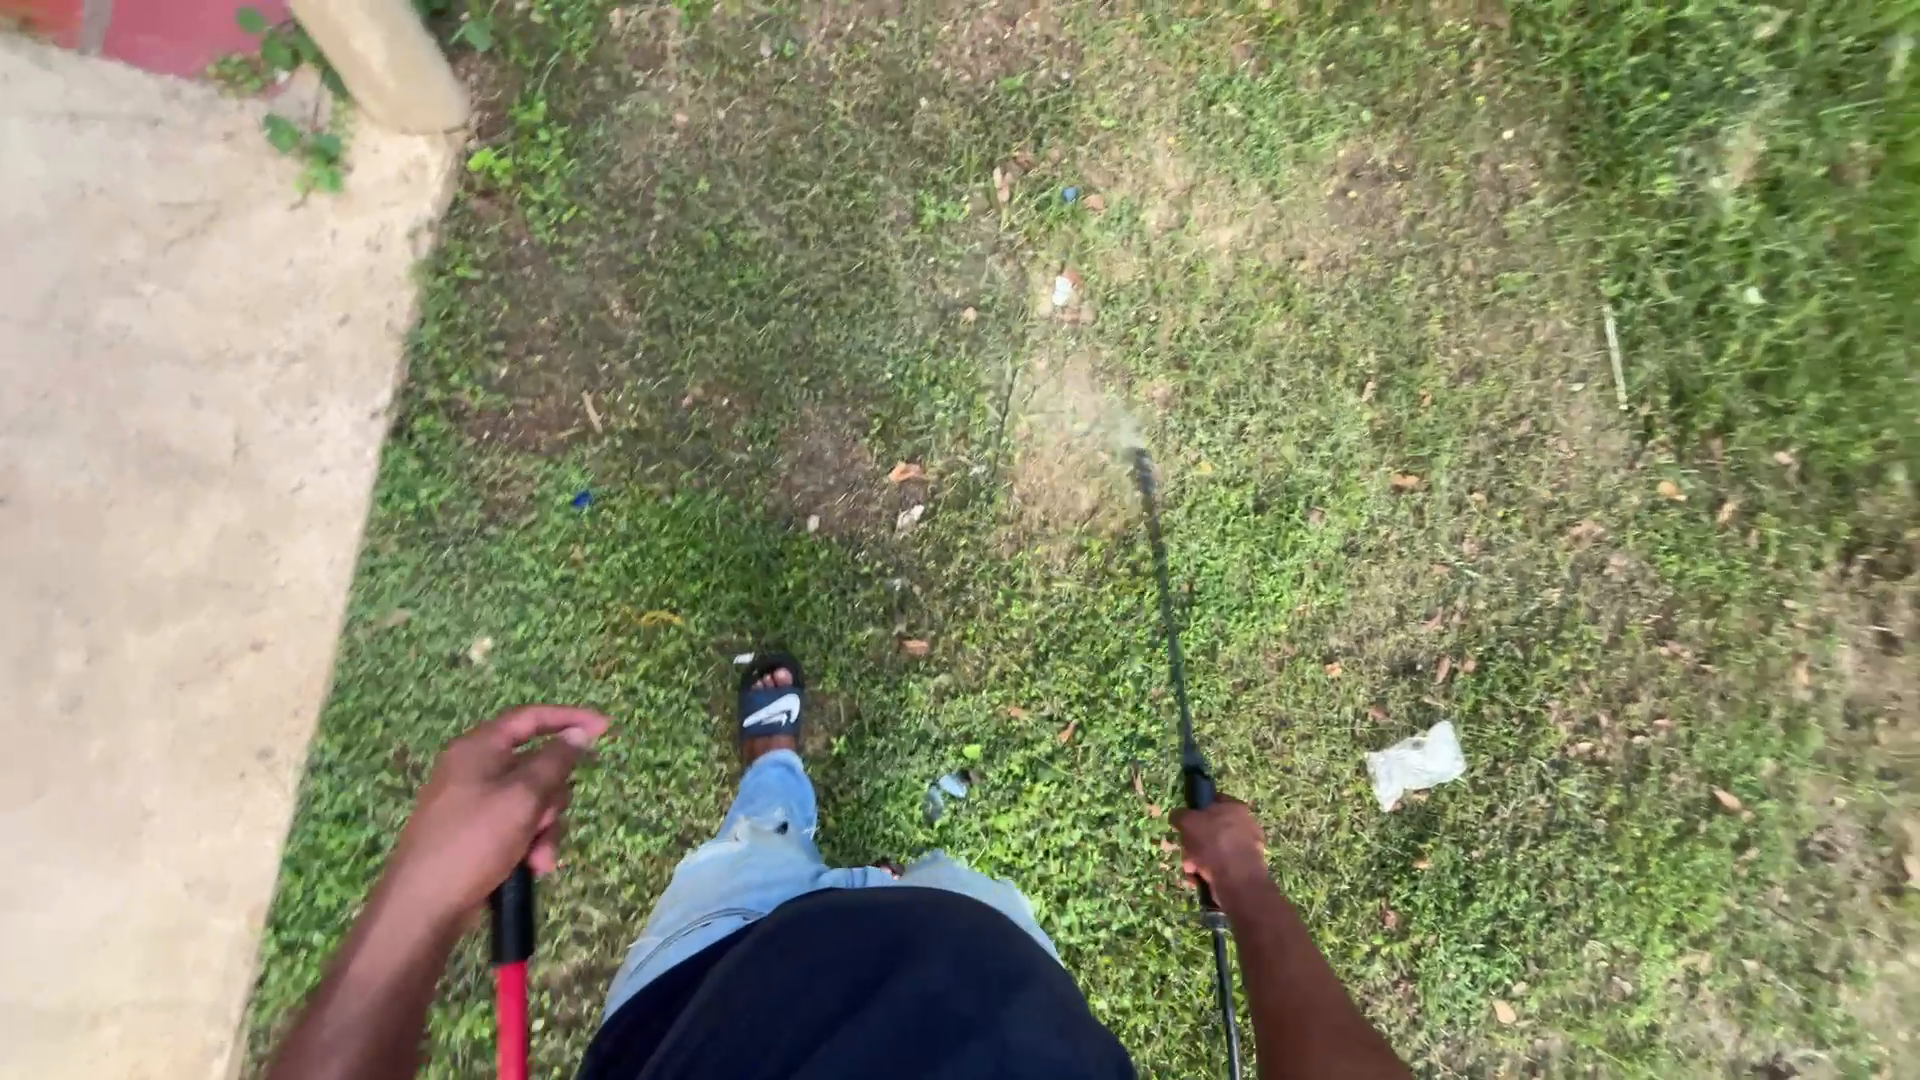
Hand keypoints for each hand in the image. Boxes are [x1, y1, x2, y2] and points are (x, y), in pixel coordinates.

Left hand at [380, 705, 611, 923]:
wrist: (421, 909)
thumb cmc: (474, 841)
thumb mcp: (525, 796)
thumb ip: (557, 760)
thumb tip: (577, 734)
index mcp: (479, 749)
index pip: (532, 718)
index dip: (571, 718)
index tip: (605, 728)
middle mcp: (475, 769)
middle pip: (538, 764)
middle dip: (555, 796)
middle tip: (550, 817)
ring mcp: (474, 802)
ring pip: (534, 798)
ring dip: (546, 826)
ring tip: (539, 856)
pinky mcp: (476, 832)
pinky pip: (519, 823)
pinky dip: (532, 842)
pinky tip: (532, 866)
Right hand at [1170, 795, 1272, 906]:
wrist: (1237, 880)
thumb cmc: (1212, 843)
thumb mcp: (1187, 821)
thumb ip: (1179, 815)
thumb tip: (1178, 817)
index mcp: (1235, 807)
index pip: (1213, 801)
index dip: (1196, 810)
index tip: (1185, 822)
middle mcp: (1246, 825)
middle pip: (1211, 829)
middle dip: (1194, 842)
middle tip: (1185, 850)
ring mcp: (1248, 848)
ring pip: (1214, 849)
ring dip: (1198, 859)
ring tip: (1191, 869)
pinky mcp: (1246, 869)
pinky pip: (1222, 866)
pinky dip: (1210, 872)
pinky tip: (1200, 878)